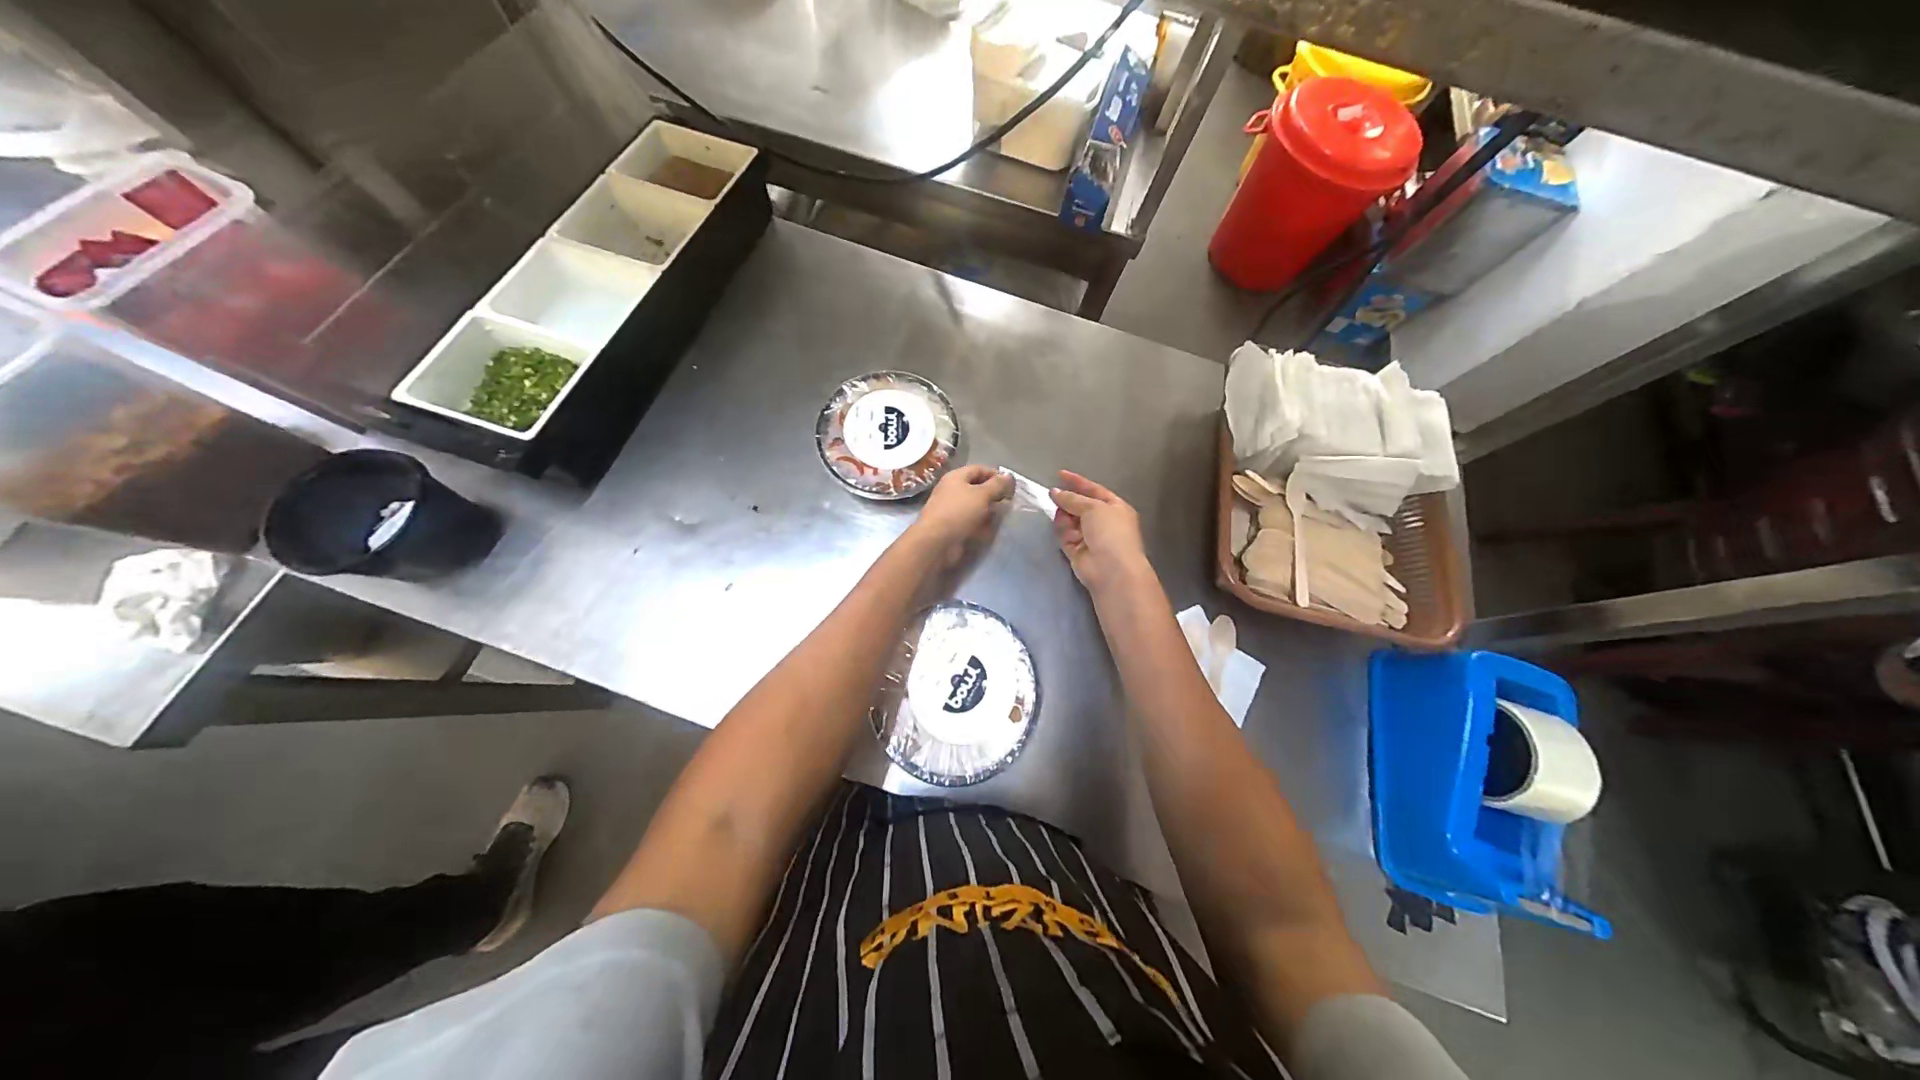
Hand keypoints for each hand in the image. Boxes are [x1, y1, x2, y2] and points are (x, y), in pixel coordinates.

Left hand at [907, 464, 1011, 566]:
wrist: (936, 542)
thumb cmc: (959, 512)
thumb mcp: (982, 494)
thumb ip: (998, 485)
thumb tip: (1009, 476)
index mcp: (956, 477)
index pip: (980, 469)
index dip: (996, 475)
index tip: (1011, 486)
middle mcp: (952, 491)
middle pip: (978, 488)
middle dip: (994, 495)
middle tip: (1008, 502)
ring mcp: (952, 510)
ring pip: (976, 506)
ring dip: (989, 511)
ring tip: (1002, 517)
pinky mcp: (953, 526)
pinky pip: (971, 521)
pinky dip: (982, 524)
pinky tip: (991, 529)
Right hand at [1051, 470, 1150, 593]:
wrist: (1111, 568)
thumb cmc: (1110, 532)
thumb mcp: (1093, 507)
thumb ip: (1073, 498)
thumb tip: (1055, 492)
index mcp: (1115, 507)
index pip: (1094, 490)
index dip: (1077, 482)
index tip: (1059, 474)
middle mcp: (1103, 521)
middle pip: (1080, 506)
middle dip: (1068, 501)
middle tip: (1053, 495)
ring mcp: (1090, 537)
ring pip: (1070, 520)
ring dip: (1065, 517)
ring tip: (1063, 517)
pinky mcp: (1077, 551)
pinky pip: (1065, 536)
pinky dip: (1063, 532)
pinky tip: (1064, 530)